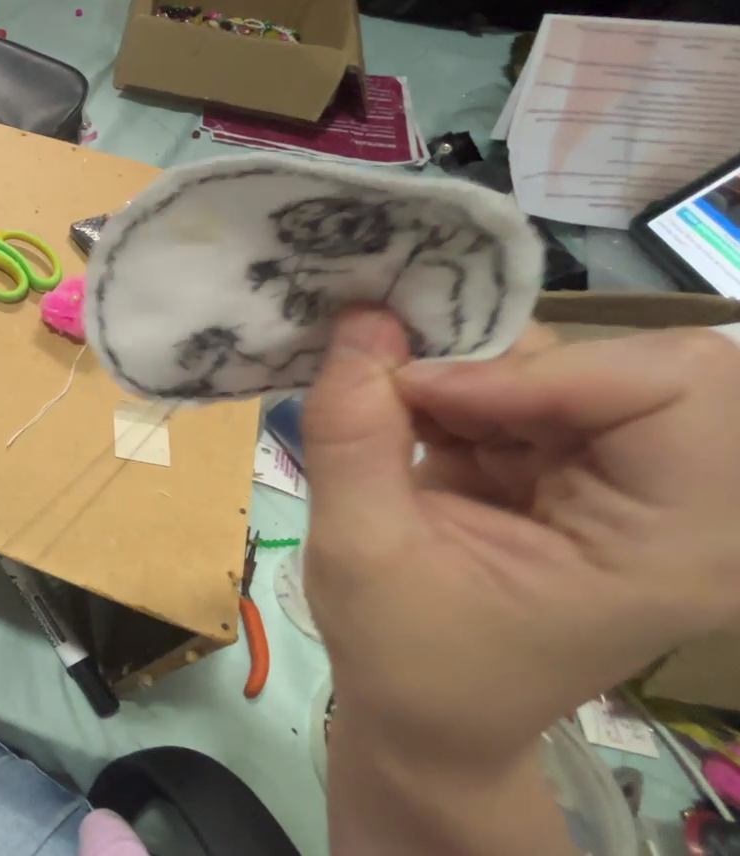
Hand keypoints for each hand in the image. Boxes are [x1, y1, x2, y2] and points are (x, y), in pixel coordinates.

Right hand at [300, 310, 739, 766]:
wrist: (424, 717)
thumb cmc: (404, 654)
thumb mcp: (358, 545)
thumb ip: (354, 431)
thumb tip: (359, 318)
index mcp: (673, 541)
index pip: (673, 388)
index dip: (544, 371)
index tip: (422, 393)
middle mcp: (682, 502)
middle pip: (629, 365)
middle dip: (500, 363)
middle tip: (399, 386)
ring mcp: (627, 484)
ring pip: (567, 364)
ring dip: (465, 371)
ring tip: (386, 408)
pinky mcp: (572, 473)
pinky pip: (523, 388)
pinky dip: (451, 389)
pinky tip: (400, 423)